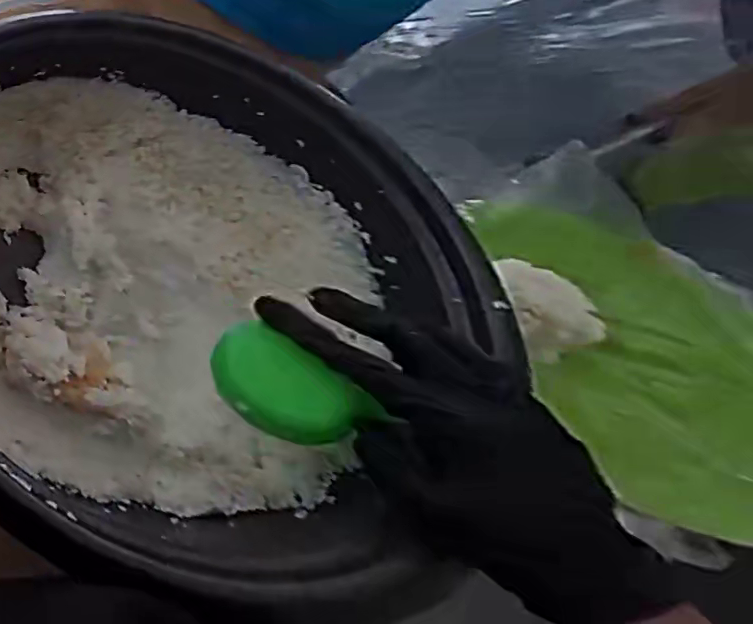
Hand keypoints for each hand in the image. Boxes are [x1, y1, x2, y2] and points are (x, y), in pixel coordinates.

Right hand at [257, 289, 682, 623]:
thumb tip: (361, 423)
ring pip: (442, 336)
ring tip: (366, 316)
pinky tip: (425, 347)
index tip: (271, 306)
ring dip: (395, 321)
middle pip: (404, 332)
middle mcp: (474, 391)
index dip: (308, 332)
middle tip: (316, 296)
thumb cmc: (500, 537)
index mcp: (442, 414)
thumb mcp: (426, 507)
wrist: (593, 568)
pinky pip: (472, 354)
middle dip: (355, 310)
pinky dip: (435, 340)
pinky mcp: (526, 402)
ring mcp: (506, 393)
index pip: (357, 362)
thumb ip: (383, 457)